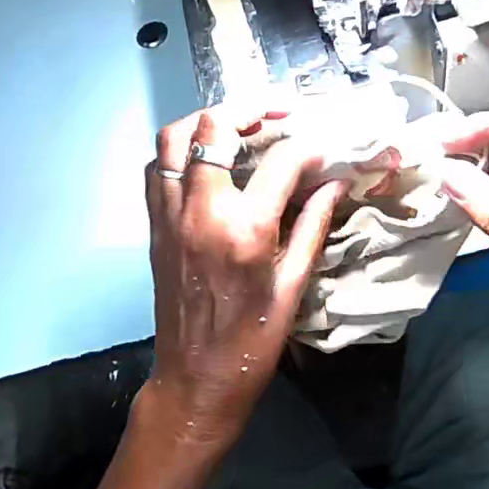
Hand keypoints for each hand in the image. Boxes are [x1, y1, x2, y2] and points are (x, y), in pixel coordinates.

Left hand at [142, 103, 346, 449]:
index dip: (307, 149)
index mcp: (244, 228)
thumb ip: (312, 224)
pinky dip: (179, 150)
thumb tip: (334, 182)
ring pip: (173, 138)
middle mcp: (200, 210)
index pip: (281, 161)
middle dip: (248, 109)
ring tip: (235, 126)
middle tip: (275, 113)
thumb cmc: (252, 340)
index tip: (321, 152)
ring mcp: (170, 214)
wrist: (195, 379)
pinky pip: (157, 167)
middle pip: (213, 128)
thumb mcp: (293, 284)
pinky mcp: (154, 224)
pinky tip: (204, 159)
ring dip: (204, 122)